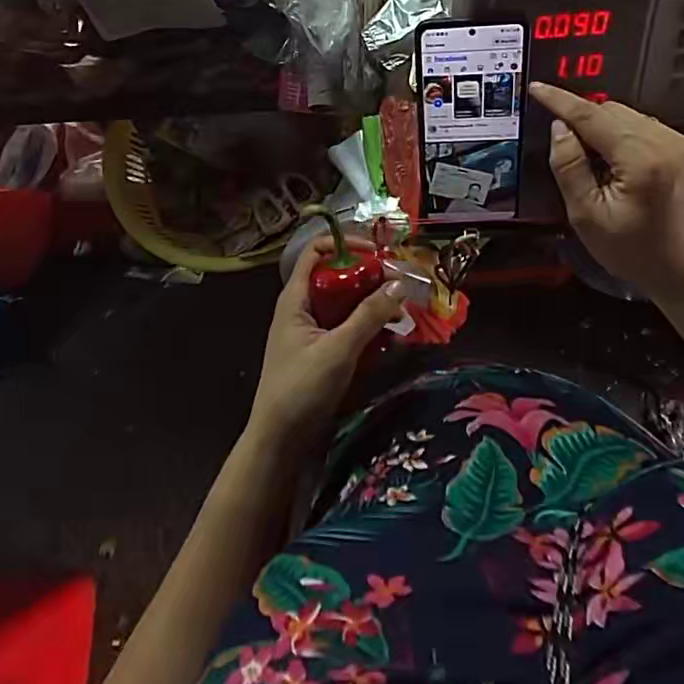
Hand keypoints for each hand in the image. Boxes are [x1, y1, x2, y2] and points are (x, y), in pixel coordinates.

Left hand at [251, 240, 404, 449]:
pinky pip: (347, 327)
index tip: (378, 253)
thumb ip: (369, 316)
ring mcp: (311, 331)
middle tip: (401, 284)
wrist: (280, 439)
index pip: (316, 252)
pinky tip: (392, 335)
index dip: (345, 245)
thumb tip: (399, 284)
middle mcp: (302, 308)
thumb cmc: (301, 388)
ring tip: (403, 311)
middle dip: (368, 277)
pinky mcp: (321, 351)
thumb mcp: (338, 349)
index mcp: (295, 298)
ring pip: (344, 304)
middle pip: (336, 277)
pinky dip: (367, 327)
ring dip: (372, 304)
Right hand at [529, 81, 683, 305]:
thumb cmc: (636, 253)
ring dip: (605, 128)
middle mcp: (669, 142)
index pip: (593, 116)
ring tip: (589, 158)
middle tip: (561, 141)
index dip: (561, 101)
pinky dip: (626, 137)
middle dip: (583, 118)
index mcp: (642, 158)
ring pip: (633, 118)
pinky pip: (650, 130)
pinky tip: (617, 163)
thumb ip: (570, 167)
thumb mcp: (588, 216)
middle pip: (614, 111)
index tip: (537, 89)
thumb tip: (560, 129)